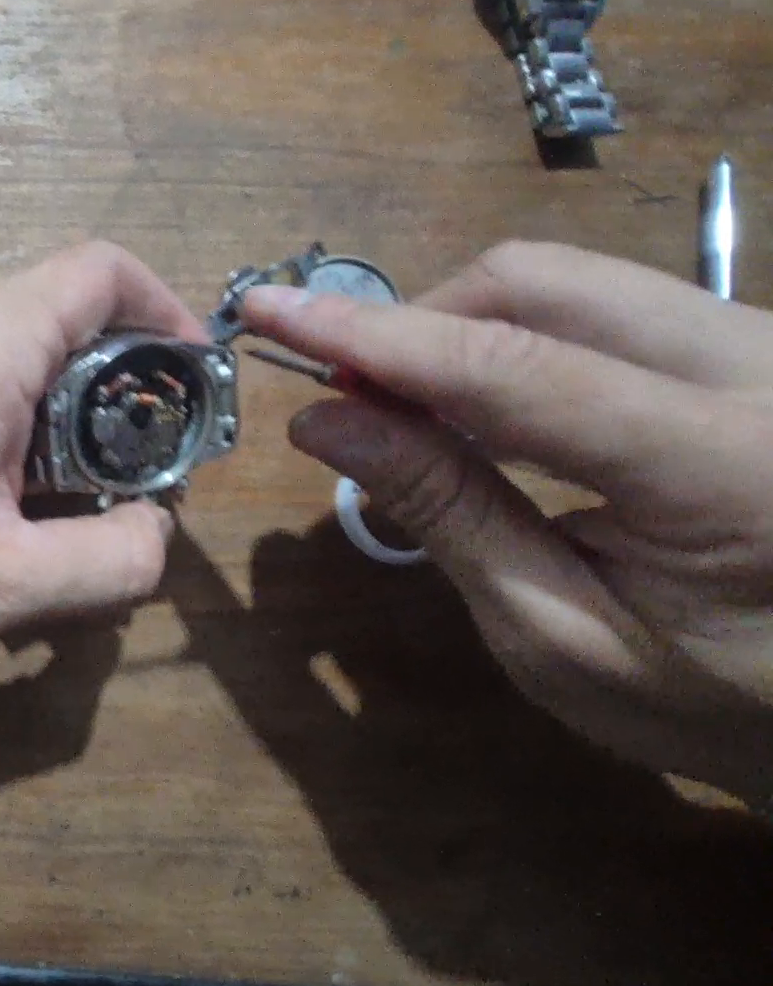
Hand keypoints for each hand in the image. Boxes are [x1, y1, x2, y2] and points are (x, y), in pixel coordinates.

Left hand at [0, 241, 203, 667]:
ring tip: (50, 506)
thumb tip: (153, 530)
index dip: (163, 310)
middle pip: (55, 316)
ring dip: (51, 417)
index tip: (187, 384)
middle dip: (113, 388)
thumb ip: (108, 559)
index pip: (98, 270)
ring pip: (5, 354)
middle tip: (125, 476)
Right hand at [242, 241, 772, 805]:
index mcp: (734, 471)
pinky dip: (503, 342)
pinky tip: (475, 410)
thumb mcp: (554, 633)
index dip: (374, 334)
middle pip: (541, 283)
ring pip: (568, 283)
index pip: (513, 368)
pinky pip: (599, 309)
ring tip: (402, 411)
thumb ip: (443, 511)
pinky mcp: (754, 352)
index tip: (264, 309)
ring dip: (452, 331)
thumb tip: (322, 421)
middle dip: (413, 322)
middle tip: (348, 395)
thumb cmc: (720, 702)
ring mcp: (772, 352)